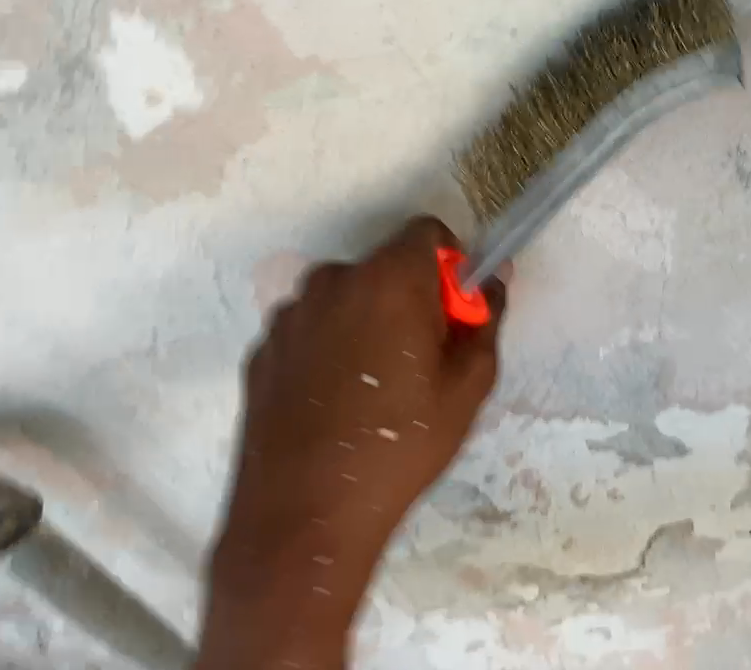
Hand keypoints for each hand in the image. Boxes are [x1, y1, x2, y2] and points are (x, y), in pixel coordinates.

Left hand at [199, 217, 505, 668]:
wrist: (302, 518)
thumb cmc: (400, 444)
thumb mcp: (469, 384)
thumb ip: (486, 318)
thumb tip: (491, 281)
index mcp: (389, 279)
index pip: (427, 232)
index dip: (449, 263)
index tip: (454, 309)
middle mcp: (332, 282)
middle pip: (384, 265)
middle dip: (410, 295)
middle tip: (421, 355)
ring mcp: (288, 317)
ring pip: (345, 297)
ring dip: (367, 320)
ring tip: (375, 385)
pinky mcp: (260, 353)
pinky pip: (310, 329)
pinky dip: (329, 347)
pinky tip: (336, 402)